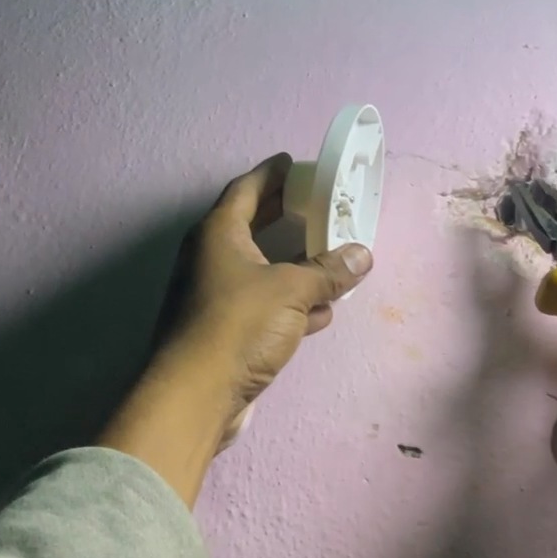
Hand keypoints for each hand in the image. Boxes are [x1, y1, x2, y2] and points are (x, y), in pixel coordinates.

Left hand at [100, 154, 372, 504]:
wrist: (194, 396)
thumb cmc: (238, 325)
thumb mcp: (291, 291)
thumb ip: (328, 273)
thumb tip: (362, 256)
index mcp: (218, 233)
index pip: (245, 189)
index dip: (269, 174)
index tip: (289, 161)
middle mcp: (210, 258)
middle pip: (251, 225)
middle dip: (283, 214)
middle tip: (314, 201)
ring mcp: (214, 295)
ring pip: (260, 268)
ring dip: (293, 263)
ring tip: (329, 255)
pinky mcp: (224, 330)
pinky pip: (263, 304)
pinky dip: (290, 302)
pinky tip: (322, 311)